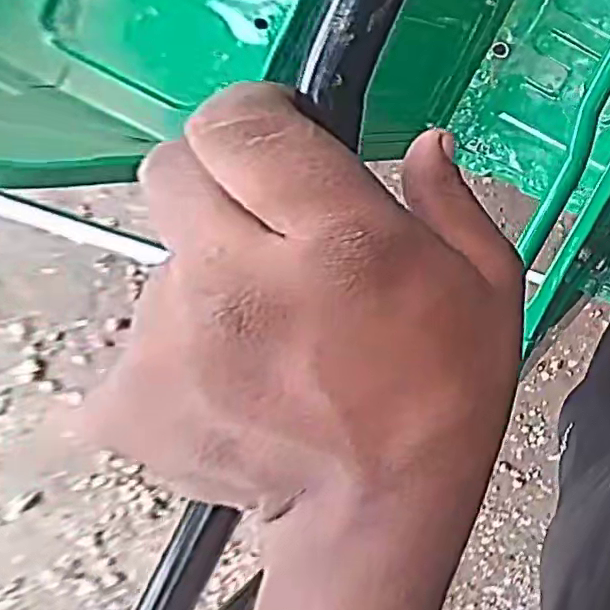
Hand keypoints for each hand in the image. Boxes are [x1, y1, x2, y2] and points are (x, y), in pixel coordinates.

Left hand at [71, 83, 523, 519]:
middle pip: (173, 167)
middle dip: (226, 171)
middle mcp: (238, 275)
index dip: (256, 108)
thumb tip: (426, 142)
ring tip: (283, 316)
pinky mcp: (119, 395)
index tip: (283, 121)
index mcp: (342, 239)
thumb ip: (452, 199)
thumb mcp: (490, 278)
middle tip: (282, 216)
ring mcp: (164, 338)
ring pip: (168, 249)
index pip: (244, 127)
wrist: (382, 501)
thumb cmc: (455, 378)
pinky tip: (250, 366)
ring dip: (218, 258)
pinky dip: (191, 329)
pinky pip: (143, 325)